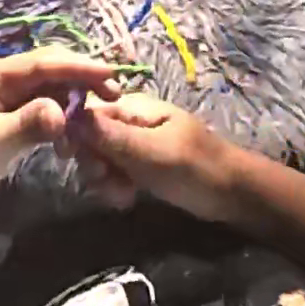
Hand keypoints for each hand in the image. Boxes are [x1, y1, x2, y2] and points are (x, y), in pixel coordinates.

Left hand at [0, 47, 121, 222]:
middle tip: (114, 95)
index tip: (110, 74)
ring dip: (74, 100)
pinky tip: (72, 138)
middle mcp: (4, 79)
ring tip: (99, 117)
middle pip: (50, 69)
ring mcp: (9, 97)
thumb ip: (27, 125)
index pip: (42, 63)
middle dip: (82, 78)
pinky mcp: (14, 117)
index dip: (77, 66)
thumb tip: (62, 113)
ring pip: (51, 88)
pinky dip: (62, 118)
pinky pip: (46, 108)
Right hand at [75, 93, 247, 221]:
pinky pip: (114, 171)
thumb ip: (113, 137)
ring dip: (104, 179)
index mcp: (132, 106)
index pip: (87, 111)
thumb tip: (70, 115)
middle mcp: (129, 119)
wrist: (234, 195)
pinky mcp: (140, 163)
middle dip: (92, 162)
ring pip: (100, 157)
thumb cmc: (195, 168)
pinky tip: (127, 199)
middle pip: (90, 136)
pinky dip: (115, 186)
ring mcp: (135, 141)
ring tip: (122, 196)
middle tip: (107, 184)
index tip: (72, 159)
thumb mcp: (152, 153)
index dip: (75, 134)